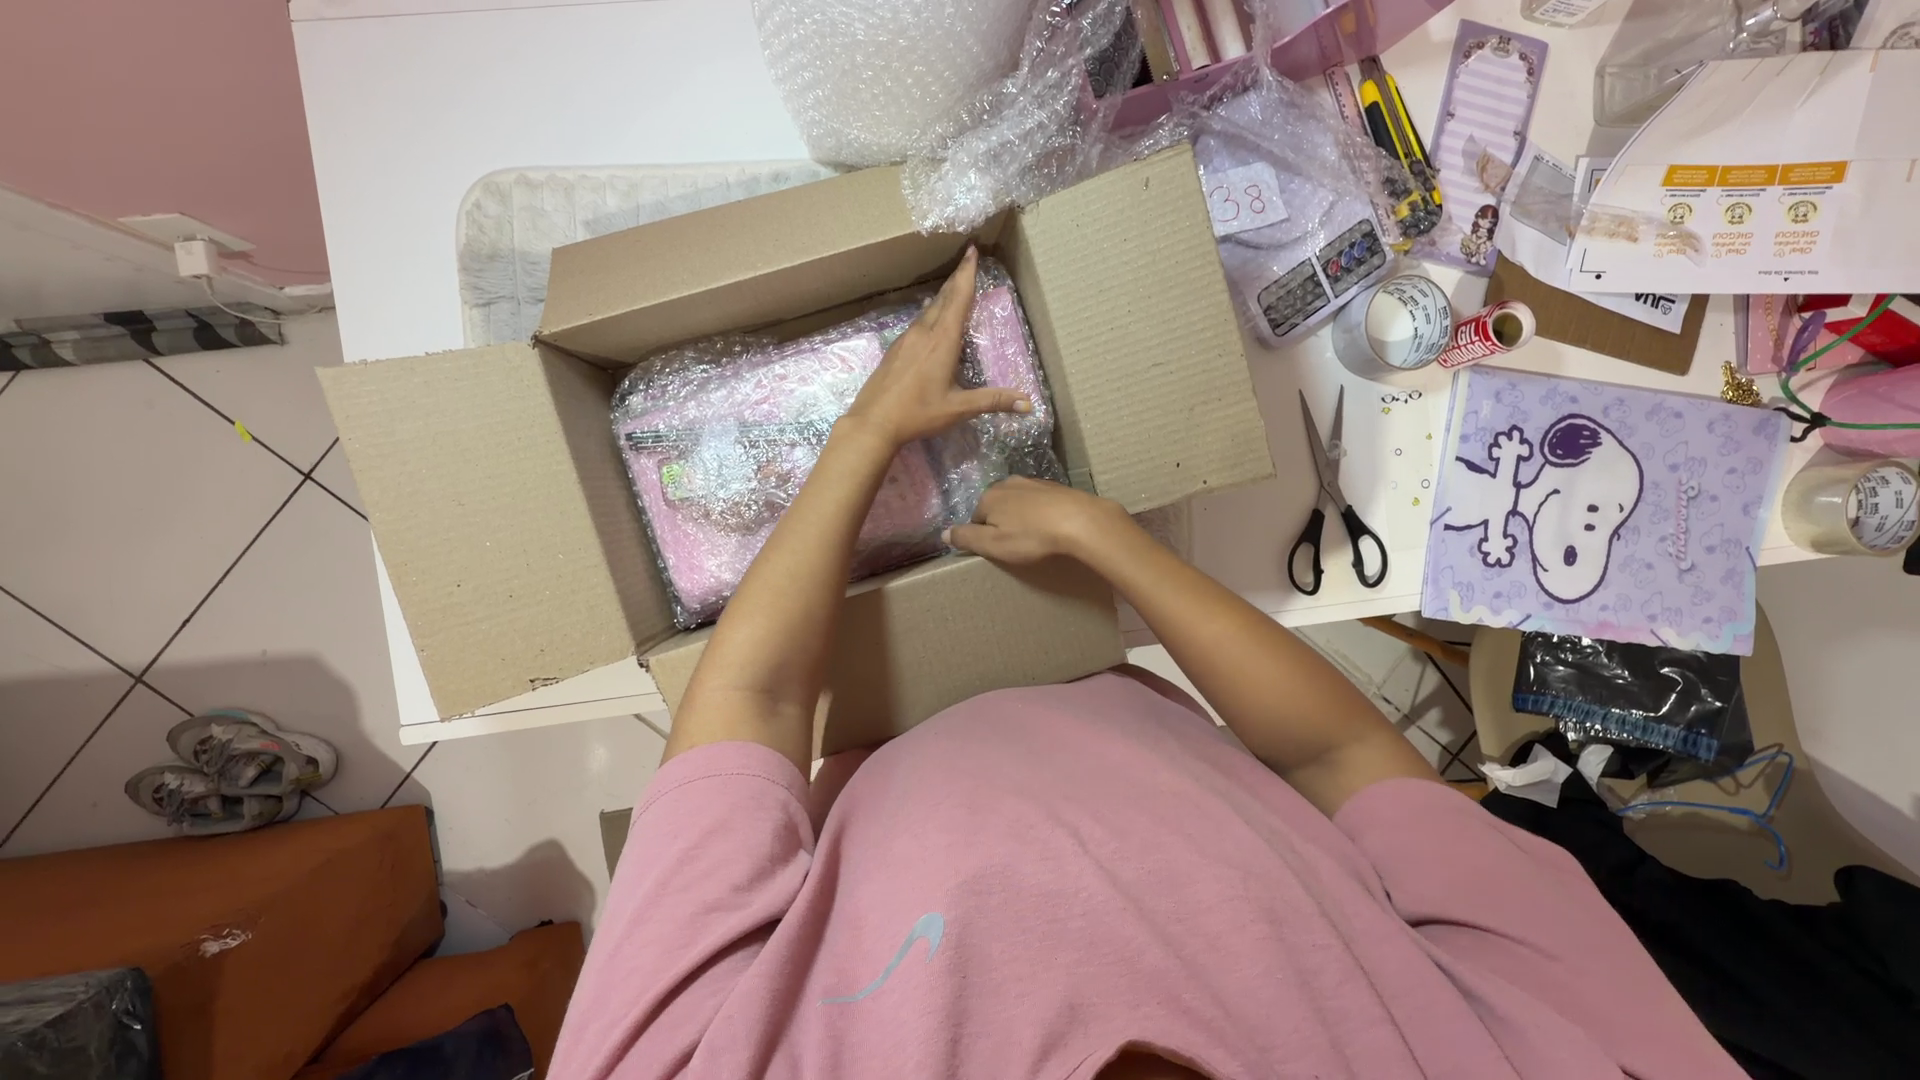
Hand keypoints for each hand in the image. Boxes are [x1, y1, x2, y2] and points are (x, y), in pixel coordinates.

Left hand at [842, 246, 1031, 448]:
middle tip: (967, 260)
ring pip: (928, 310)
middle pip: (943, 299)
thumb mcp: (959, 408)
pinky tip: (928, 318)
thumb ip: (993, 401)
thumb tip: (1028, 404)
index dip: (967, 274)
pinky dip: (929, 314)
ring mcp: (905, 340)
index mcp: (942, 341)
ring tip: (953, 287)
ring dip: (943, 297)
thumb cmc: (918, 413)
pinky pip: (917, 323)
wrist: (873, 422)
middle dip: (957, 279)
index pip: (958, 299)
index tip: (972, 251)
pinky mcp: (894, 350)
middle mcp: (923, 333)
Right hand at [945, 476, 1131, 565]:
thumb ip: (966, 538)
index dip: (984, 537)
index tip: (999, 550)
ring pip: (1018, 503)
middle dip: (1002, 524)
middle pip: (996, 508)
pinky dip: (1040, 513)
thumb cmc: (1032, 536)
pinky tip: (1051, 527)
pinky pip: (1038, 502)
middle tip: (1017, 545)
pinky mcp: (1055, 486)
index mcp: (988, 497)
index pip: (975, 519)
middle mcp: (1007, 483)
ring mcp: (1032, 482)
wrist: (1079, 521)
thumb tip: (944, 533)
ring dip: (1022, 518)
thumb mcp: (993, 545)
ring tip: (1035, 537)